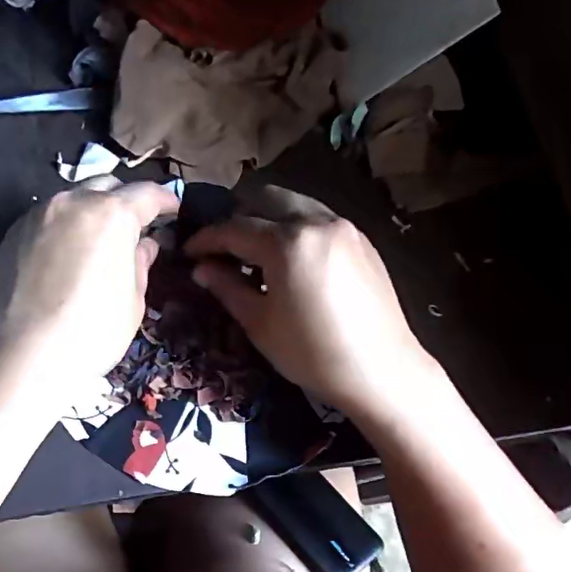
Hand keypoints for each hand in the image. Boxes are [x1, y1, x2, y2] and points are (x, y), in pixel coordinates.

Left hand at [0, 180, 178, 395]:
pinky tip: (66, 256)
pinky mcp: (11, 235)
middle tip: (135, 225)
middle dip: (124, 200)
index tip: (174, 209)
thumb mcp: (133, 303)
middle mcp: (72, 202)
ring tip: (98, 240)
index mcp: (111, 215)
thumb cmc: (92, 332)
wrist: (24, 356)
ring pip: (71, 200)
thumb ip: (140, 265)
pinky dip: (63, 229)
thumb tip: (143, 246)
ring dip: (90, 212)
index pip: (146, 194)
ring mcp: (37, 216)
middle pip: (105, 186)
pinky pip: (46, 220)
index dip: (165, 200)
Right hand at [185, 186, 439, 422]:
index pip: (235, 227)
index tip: (189, 252)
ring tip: (255, 253)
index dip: (206, 239)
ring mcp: (345, 228)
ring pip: (295, 205)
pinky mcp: (363, 241)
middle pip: (266, 199)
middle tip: (222, 249)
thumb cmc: (312, 354)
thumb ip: (228, 288)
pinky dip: (297, 229)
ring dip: (269, 219)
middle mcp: (318, 221)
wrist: (381, 371)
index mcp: (288, 242)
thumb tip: (202, 268)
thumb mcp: (260, 324)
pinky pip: (320, 220)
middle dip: (238, 217)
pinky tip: (291, 261)